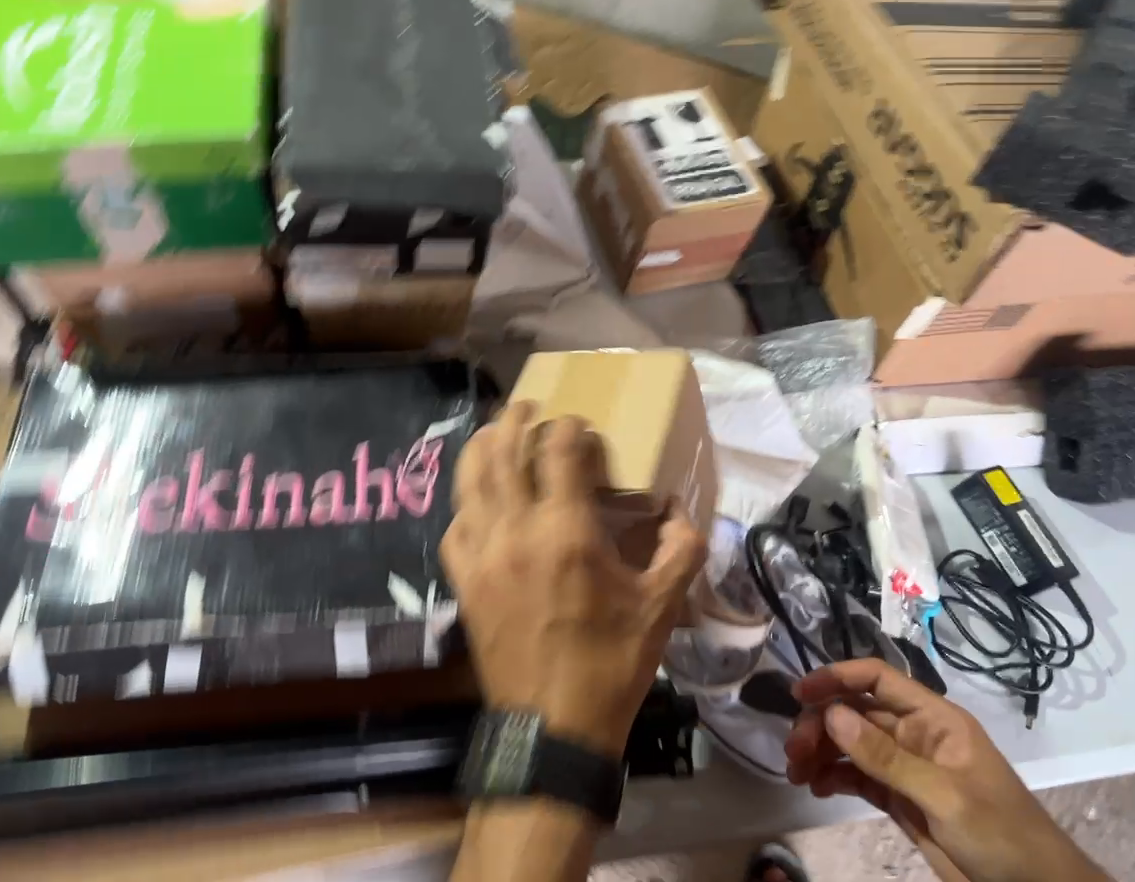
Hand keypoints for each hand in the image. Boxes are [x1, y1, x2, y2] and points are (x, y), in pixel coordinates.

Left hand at [441, 402, 706, 754]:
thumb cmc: (612, 663)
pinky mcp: (463, 582)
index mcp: (567, 530)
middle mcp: (516, 530)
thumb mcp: (662, 607)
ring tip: (496, 431)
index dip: (569, 427)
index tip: (581, 427)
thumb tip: (680, 511)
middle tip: (529, 407)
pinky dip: (465, 502)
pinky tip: (477, 500)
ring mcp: (482, 555)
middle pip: (503, 452)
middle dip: (516, 420)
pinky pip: (454, 526)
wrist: (554, 726)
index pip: (558, 450)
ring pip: (470, 481)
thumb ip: (681, 549)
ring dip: (482, 446)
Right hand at [785, 660, 1108, 881]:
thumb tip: (832, 714)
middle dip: (822, 725)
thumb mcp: (944, 796)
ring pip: (851, 744)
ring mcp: (907, 767)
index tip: (800, 694)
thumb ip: (886, 757)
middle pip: (857, 713)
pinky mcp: (900, 798)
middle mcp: (916, 734)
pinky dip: (834, 777)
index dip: (838, 678)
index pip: (879, 679)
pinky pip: (858, 776)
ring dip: (821, 752)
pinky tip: (816, 787)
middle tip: (793, 751)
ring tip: (796, 772)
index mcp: (935, 719)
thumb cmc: (1002, 835)